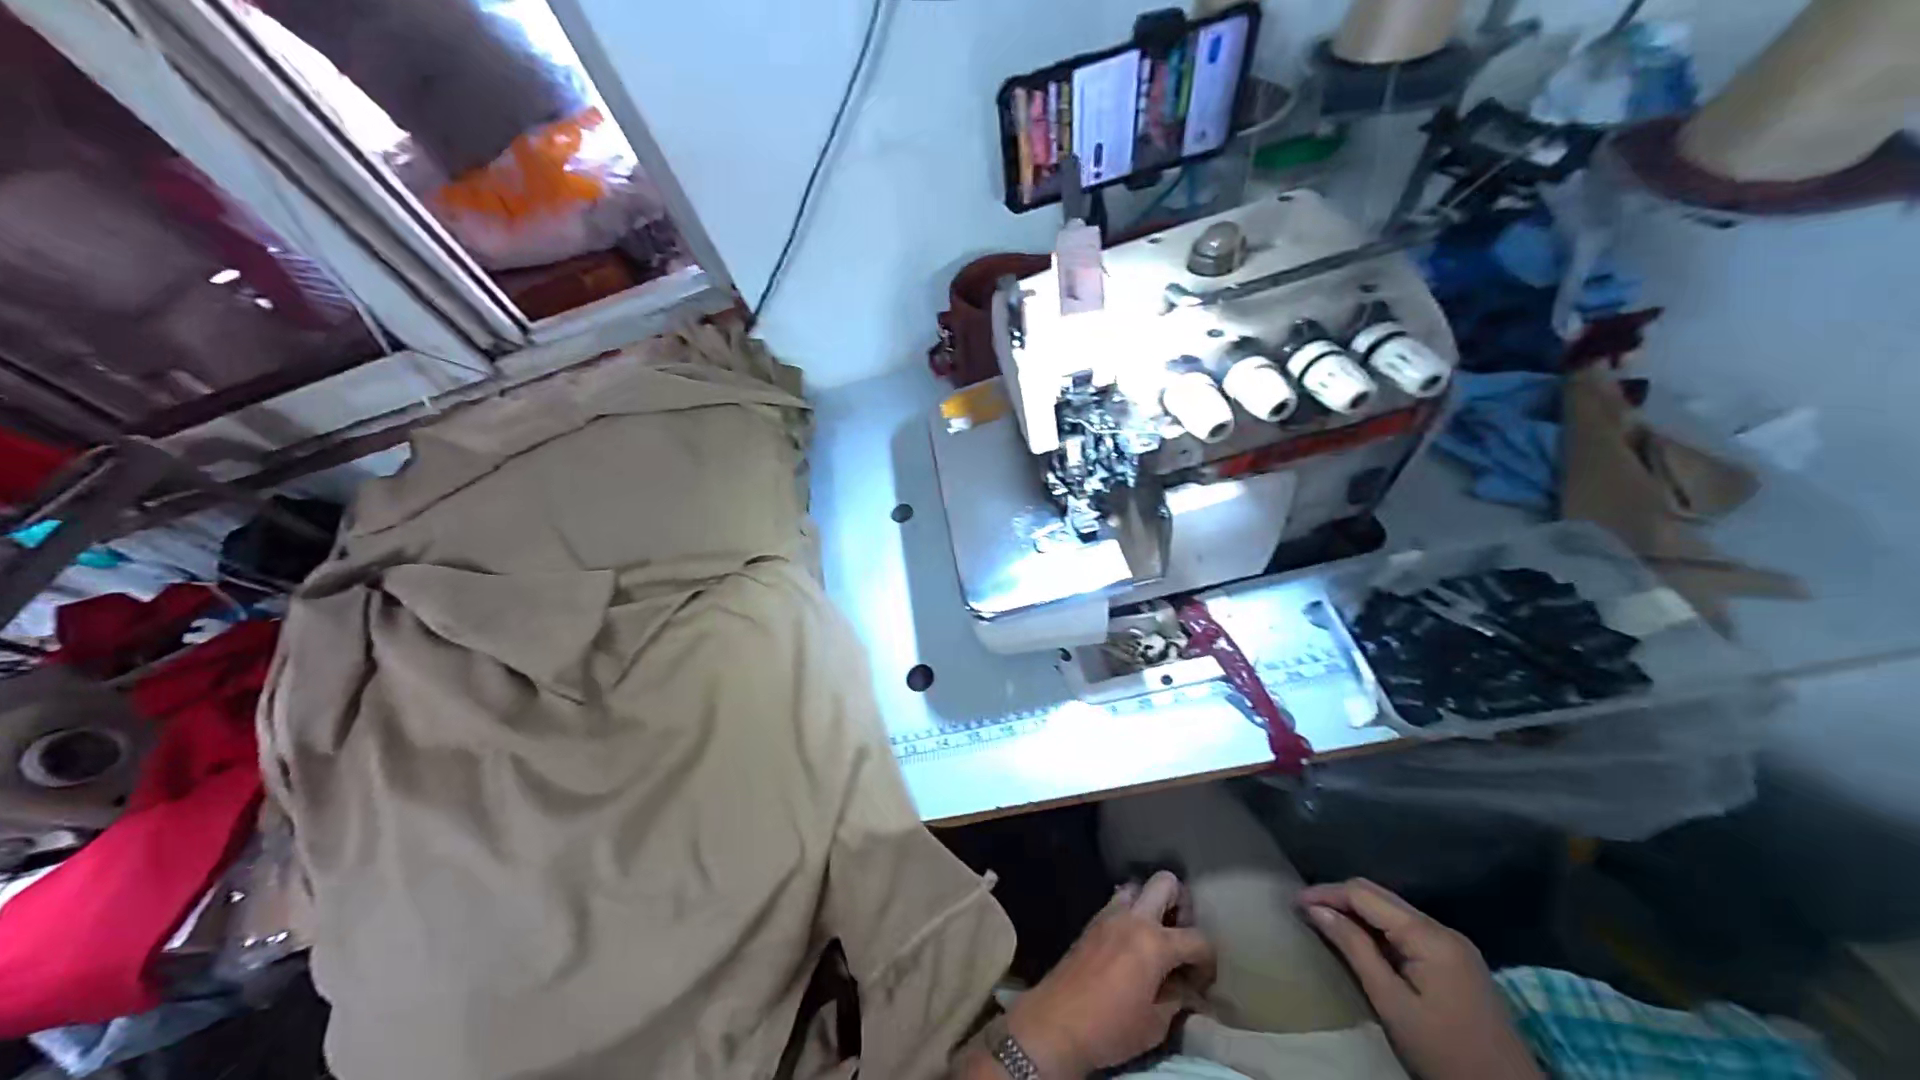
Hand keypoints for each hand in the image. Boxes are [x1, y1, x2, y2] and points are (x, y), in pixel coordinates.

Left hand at [1003, 871, 1216, 1077]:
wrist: (1056, 1023)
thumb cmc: (1111, 1028)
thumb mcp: (1156, 1024)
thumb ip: (1177, 998)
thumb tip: (1185, 988)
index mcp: (1155, 943)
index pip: (1199, 938)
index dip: (1208, 962)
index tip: (1200, 984)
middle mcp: (1134, 918)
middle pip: (1166, 883)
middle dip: (1182, 905)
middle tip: (1180, 939)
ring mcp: (1108, 915)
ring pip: (1137, 887)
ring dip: (1151, 905)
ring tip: (1154, 939)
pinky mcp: (1091, 922)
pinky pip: (1116, 903)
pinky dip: (1129, 914)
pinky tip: (1130, 945)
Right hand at [1298, 879, 1541, 1079]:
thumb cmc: (1446, 1053)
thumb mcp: (1392, 1004)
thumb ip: (1355, 950)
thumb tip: (1315, 909)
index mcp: (1430, 936)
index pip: (1365, 894)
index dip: (1326, 893)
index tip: (1293, 902)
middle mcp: (1443, 930)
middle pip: (1380, 895)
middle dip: (1338, 897)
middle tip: (1304, 909)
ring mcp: (1454, 945)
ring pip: (1393, 910)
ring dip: (1357, 912)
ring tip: (1323, 921)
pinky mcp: (1457, 962)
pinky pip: (1408, 930)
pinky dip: (1377, 928)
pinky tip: (1358, 939)